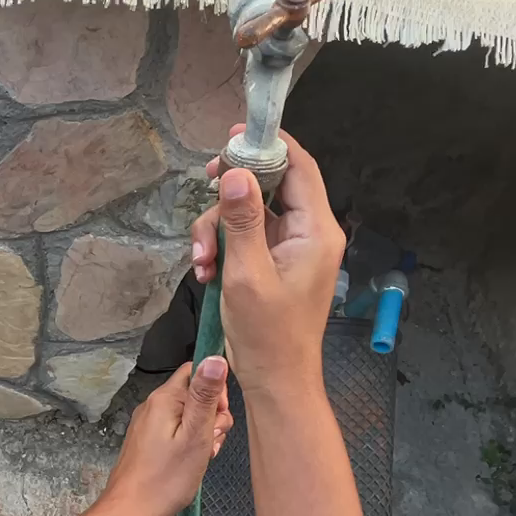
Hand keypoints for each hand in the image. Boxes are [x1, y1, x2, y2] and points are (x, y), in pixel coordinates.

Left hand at [96, 358, 233, 515]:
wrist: (131, 511)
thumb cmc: (164, 479)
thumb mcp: (195, 434)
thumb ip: (205, 395)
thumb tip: (214, 357)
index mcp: (163, 399)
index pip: (196, 370)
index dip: (215, 389)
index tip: (218, 414)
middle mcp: (153, 407)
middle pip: (195, 395)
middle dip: (212, 417)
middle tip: (209, 441)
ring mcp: (149, 424)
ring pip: (189, 416)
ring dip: (203, 434)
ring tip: (200, 456)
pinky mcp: (149, 441)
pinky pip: (178, 432)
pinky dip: (190, 444)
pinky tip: (191, 462)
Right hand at [189, 127, 345, 398]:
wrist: (275, 379)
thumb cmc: (267, 334)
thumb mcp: (248, 274)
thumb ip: (242, 222)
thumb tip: (236, 173)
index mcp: (315, 230)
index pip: (299, 168)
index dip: (269, 146)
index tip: (233, 136)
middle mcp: (306, 234)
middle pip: (267, 189)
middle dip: (229, 197)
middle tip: (202, 190)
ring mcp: (287, 251)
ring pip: (248, 216)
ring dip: (217, 231)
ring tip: (200, 264)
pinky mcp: (271, 266)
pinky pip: (243, 242)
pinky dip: (221, 251)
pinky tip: (205, 273)